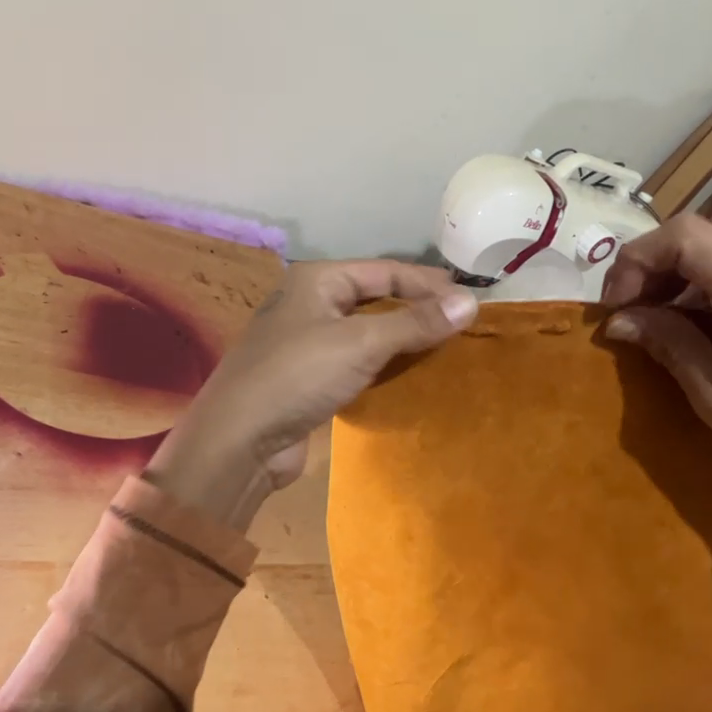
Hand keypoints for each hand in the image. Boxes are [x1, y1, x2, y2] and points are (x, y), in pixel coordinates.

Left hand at [146, 260, 479, 528]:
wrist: (240, 440)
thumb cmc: (297, 376)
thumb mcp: (360, 343)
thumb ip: (415, 323)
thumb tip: (471, 302)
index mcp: (316, 280)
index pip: (384, 271)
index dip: (428, 283)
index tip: (471, 299)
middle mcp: (308, 304)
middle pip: (374, 300)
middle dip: (416, 310)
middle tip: (462, 324)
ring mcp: (305, 344)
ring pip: (364, 334)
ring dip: (400, 341)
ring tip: (445, 350)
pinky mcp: (306, 381)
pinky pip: (353, 364)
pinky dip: (381, 367)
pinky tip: (409, 378)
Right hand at [598, 215, 711, 531]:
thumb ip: (669, 346)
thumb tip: (618, 320)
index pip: (684, 237)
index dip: (636, 261)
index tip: (615, 309)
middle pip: (697, 242)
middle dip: (649, 275)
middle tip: (626, 323)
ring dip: (673, 288)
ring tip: (653, 336)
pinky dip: (701, 297)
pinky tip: (690, 337)